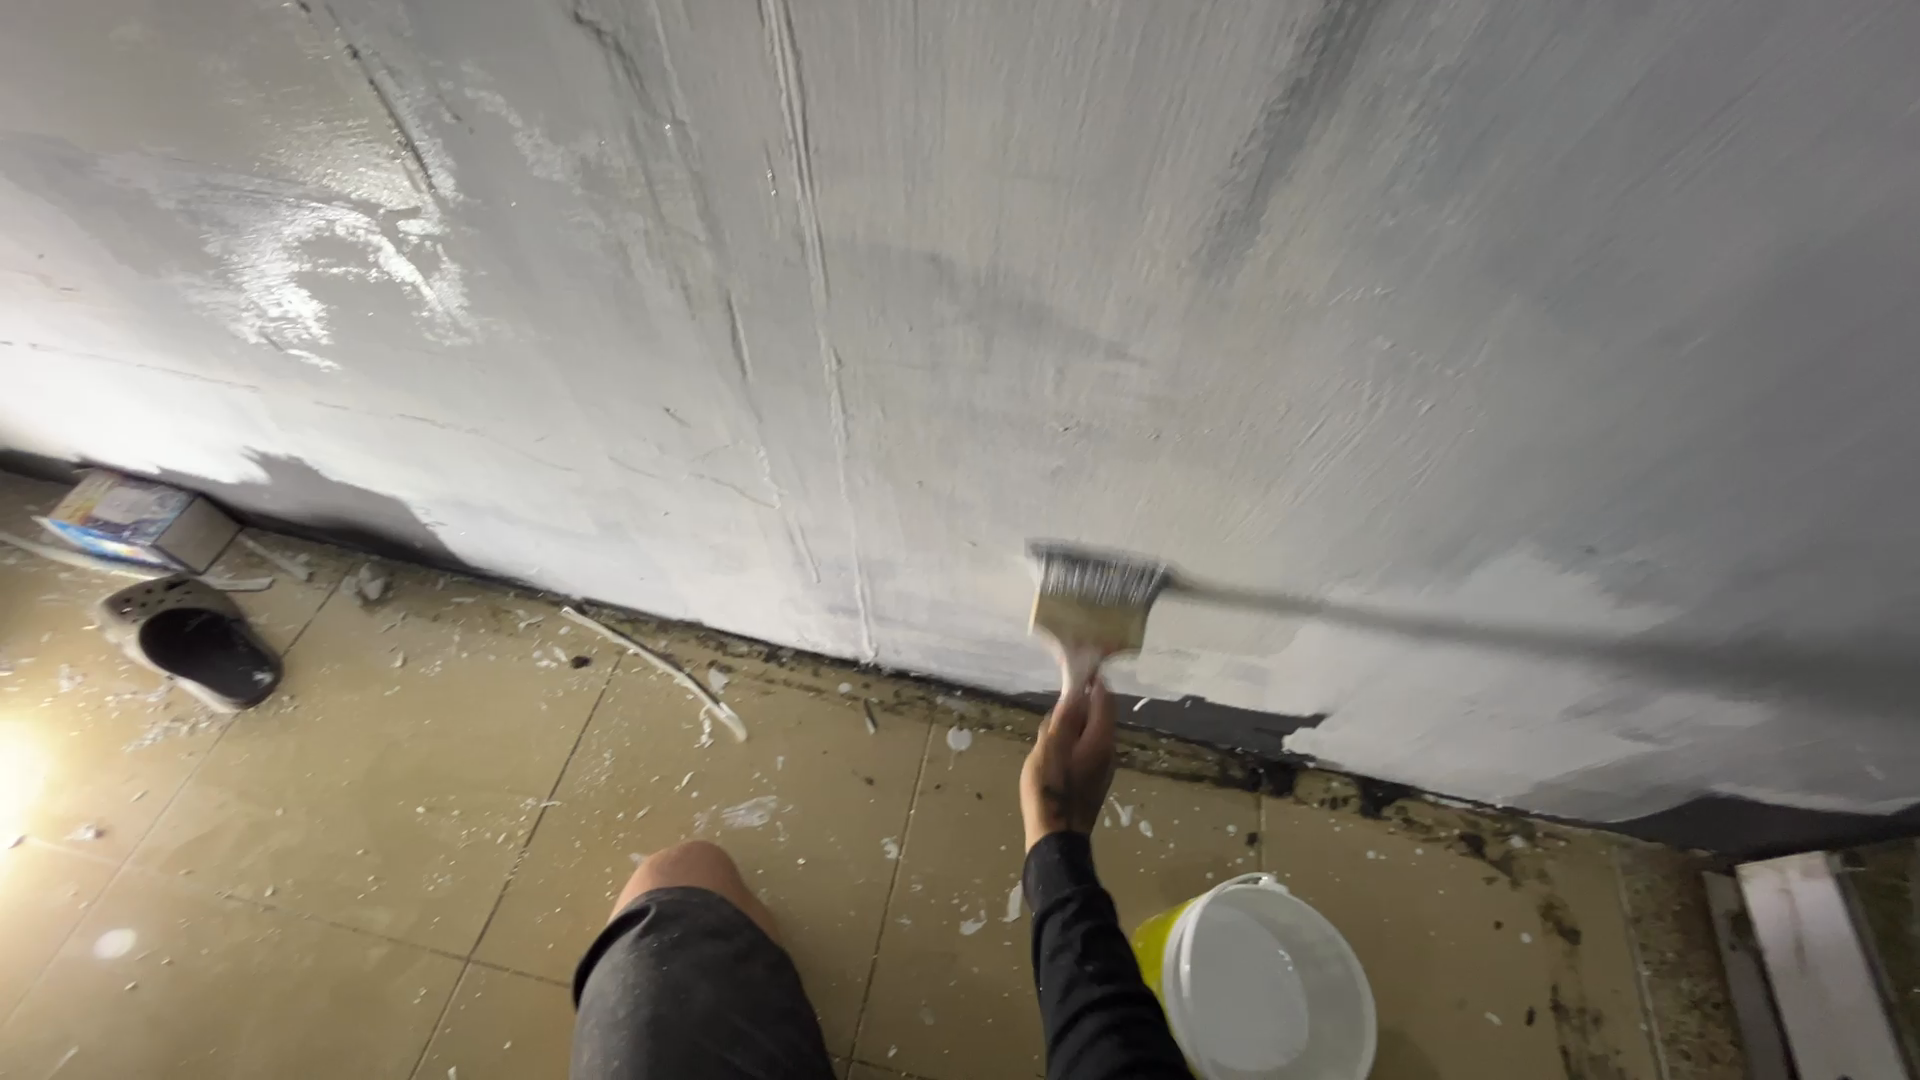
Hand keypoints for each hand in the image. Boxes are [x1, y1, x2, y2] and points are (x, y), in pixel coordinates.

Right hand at [1020, 653, 1116, 849]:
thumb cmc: (1050, 790)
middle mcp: (1109, 750)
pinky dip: (1072, 741)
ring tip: (1048, 732)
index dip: (1091, 680)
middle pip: (1099, 714)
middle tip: (1054, 707)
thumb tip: (1076, 690)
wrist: (1056, 838)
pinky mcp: (1094, 780)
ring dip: (1073, 724)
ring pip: (1091, 732)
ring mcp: (1103, 767)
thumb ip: (1064, 718)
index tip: (1073, 669)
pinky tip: (1052, 753)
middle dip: (1078, 704)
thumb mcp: (1049, 747)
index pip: (1104, 697)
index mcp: (1101, 738)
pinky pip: (1086, 749)